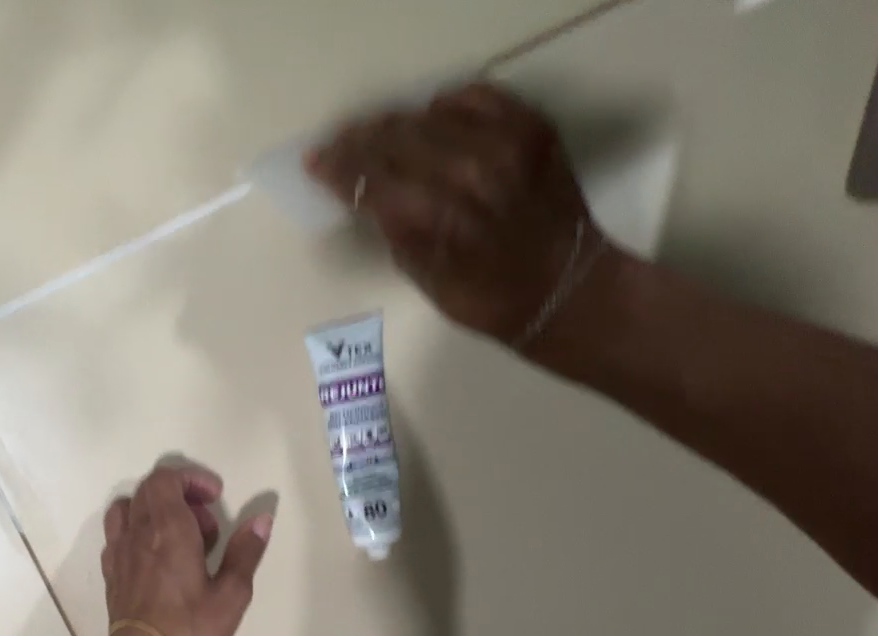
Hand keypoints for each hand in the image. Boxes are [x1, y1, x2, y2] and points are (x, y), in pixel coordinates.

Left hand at [100, 464, 271, 635]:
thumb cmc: (192, 630)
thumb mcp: (232, 593)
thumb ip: (245, 550)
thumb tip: (262, 519)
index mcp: (166, 529)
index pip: (165, 479)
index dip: (191, 479)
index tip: (214, 497)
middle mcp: (136, 533)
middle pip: (148, 490)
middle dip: (180, 495)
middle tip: (206, 526)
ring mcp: (118, 552)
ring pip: (128, 509)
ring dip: (154, 511)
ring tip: (181, 538)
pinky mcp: (110, 573)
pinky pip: (118, 534)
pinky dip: (138, 532)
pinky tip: (159, 559)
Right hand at [305, 82, 604, 342]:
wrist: (562, 287)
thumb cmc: (481, 298)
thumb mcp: (420, 274)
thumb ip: (392, 228)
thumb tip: (366, 196)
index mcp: (432, 220)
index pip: (369, 178)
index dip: (337, 168)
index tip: (315, 163)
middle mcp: (465, 173)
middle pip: (393, 140)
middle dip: (358, 141)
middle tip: (337, 144)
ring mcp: (502, 145)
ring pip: (427, 115)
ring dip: (393, 123)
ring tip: (374, 130)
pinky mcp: (529, 128)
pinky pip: (475, 97)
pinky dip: (446, 106)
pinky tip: (432, 119)